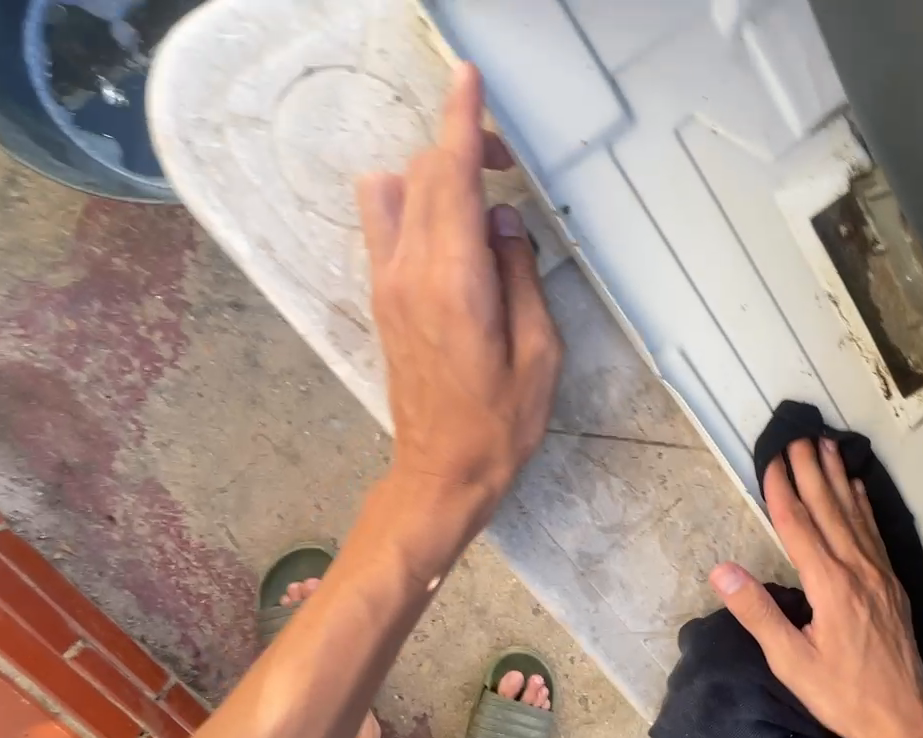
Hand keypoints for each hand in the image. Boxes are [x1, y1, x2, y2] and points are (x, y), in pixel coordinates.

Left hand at [355, 64, 563, 503]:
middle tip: (505, 160)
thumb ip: (523, 276)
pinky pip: (387, 226)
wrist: (442, 470)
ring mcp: (388, 284)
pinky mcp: (382, 300)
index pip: (451, 177)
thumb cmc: (501, 423)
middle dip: (459, 146)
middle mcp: (410, 271)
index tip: (470, 81)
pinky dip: (417, 206)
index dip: (462, 122)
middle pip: (422, 175)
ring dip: (431, 175)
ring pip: (393, 192)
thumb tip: (508, 222)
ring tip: (476, 201)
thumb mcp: (540, 353)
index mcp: (455, 282)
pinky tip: (453, 235)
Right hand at [711, 438, 922, 737]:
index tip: (771, 460)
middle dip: (811, 471)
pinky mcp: (892, 584)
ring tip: (829, 447)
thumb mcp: (790, 662)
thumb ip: (758, 613)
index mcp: (830, 586)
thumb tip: (721, 571)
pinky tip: (860, 490)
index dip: (782, 491)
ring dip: (839, 479)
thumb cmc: (841, 694)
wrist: (903, 717)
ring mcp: (879, 575)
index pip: (799, 526)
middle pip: (829, 510)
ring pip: (855, 516)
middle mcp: (857, 570)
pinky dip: (865, 506)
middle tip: (799, 437)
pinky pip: (875, 534)